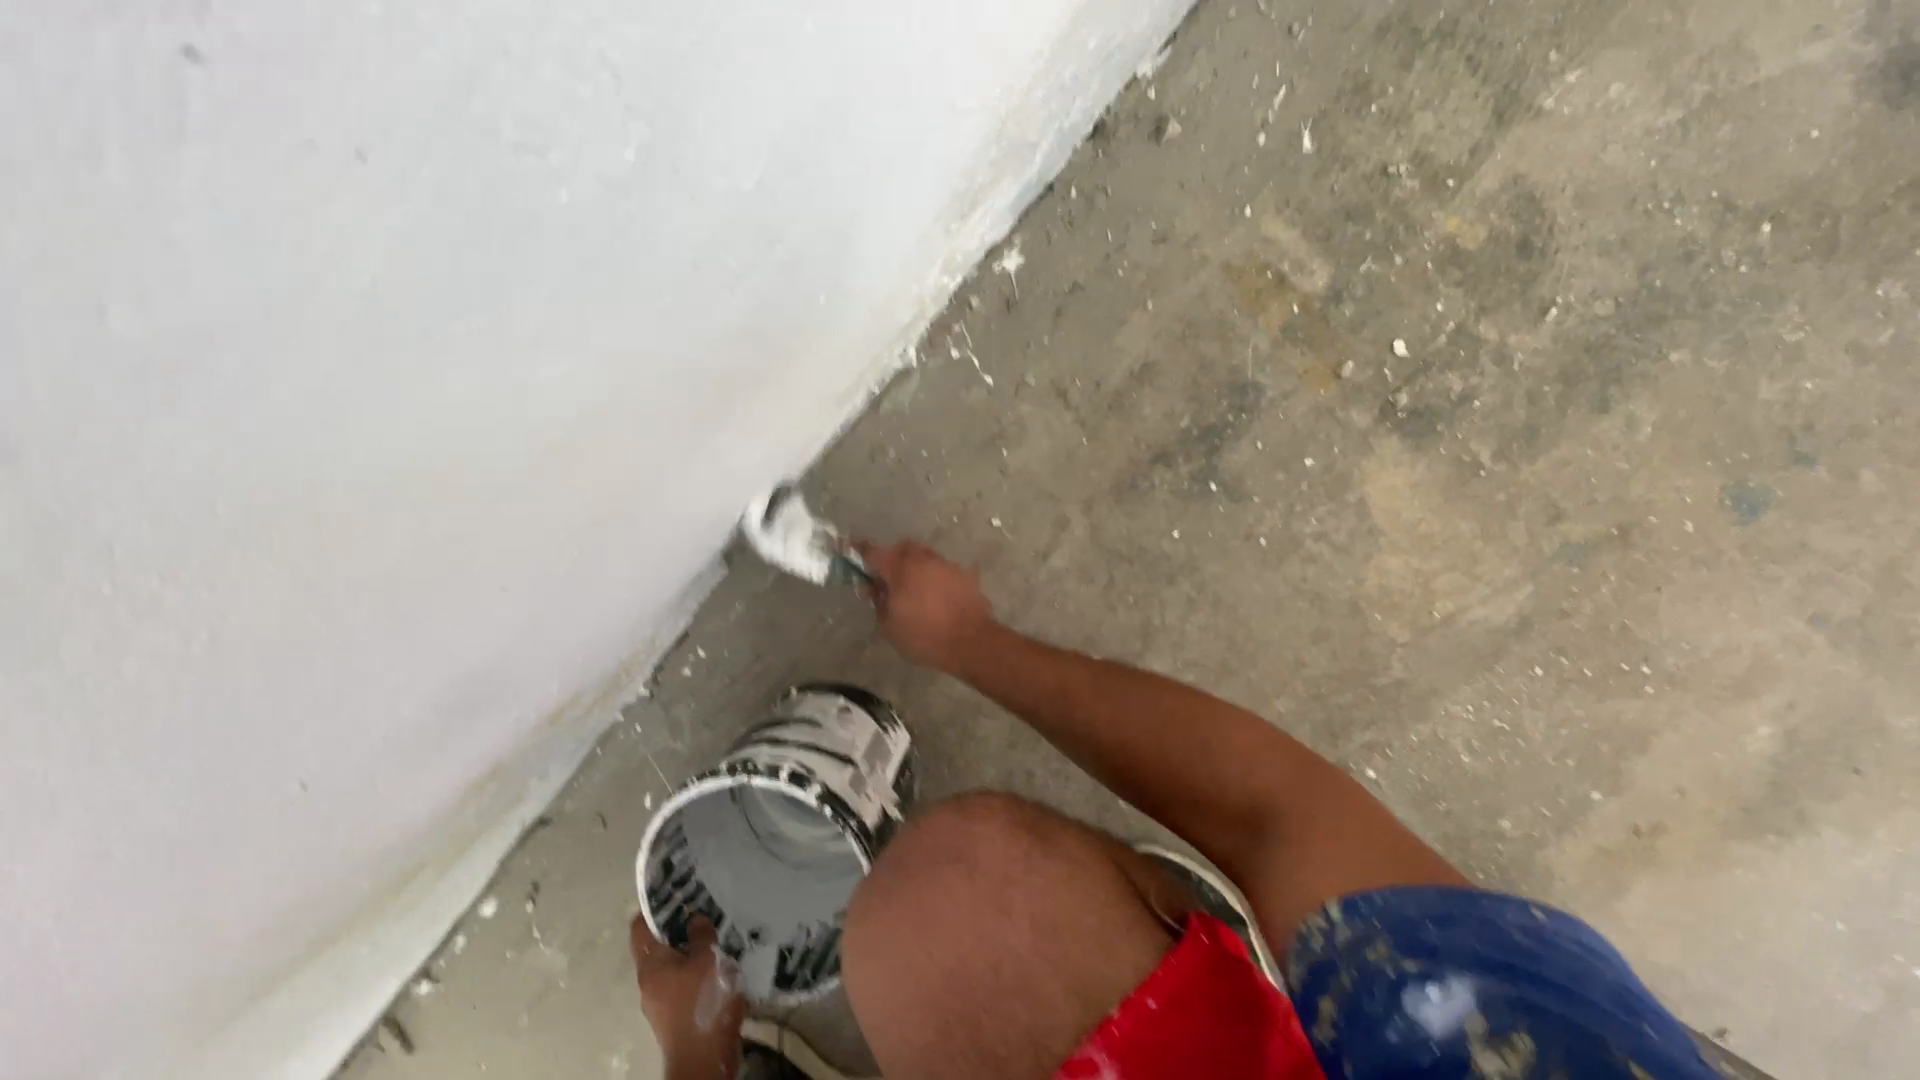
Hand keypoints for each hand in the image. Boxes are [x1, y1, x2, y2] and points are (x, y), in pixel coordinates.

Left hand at [630, 915, 744, 1074]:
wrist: (704, 1060)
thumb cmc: (703, 1003)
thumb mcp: (709, 959)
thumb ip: (702, 935)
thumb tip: (694, 919)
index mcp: (651, 965)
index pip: (641, 927)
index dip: (656, 908)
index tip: (677, 893)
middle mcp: (649, 982)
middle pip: (658, 946)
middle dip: (679, 929)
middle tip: (704, 912)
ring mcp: (660, 1002)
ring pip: (673, 966)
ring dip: (692, 953)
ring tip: (717, 937)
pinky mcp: (675, 1017)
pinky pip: (684, 985)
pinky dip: (698, 973)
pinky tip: (720, 967)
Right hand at [853, 540, 997, 672]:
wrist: (972, 642)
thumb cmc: (924, 636)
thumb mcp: (889, 626)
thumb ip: (879, 602)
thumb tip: (875, 588)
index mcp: (901, 568)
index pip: (873, 552)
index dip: (860, 551)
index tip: (851, 550)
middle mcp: (924, 559)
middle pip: (902, 549)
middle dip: (891, 558)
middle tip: (886, 579)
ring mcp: (947, 565)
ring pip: (925, 557)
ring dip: (915, 568)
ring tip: (913, 590)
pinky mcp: (965, 575)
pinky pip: (943, 570)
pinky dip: (935, 578)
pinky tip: (936, 597)